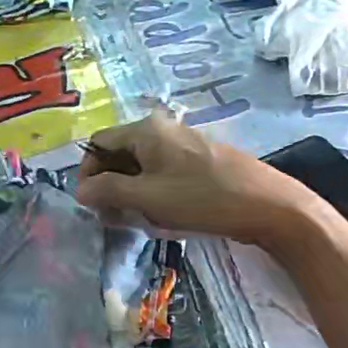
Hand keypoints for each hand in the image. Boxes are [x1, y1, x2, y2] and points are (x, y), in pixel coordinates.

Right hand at [75, 112, 318, 244]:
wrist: (268, 205)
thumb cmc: (201, 198)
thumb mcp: (146, 197)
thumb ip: (107, 191)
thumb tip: (79, 190)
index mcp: (145, 130)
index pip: (98, 143)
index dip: (87, 172)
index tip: (89, 203)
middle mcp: (162, 128)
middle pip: (118, 152)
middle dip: (107, 183)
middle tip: (109, 216)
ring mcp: (183, 142)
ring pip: (140, 164)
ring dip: (129, 190)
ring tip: (134, 219)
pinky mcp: (199, 159)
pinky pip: (161, 170)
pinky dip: (151, 190)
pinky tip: (160, 213)